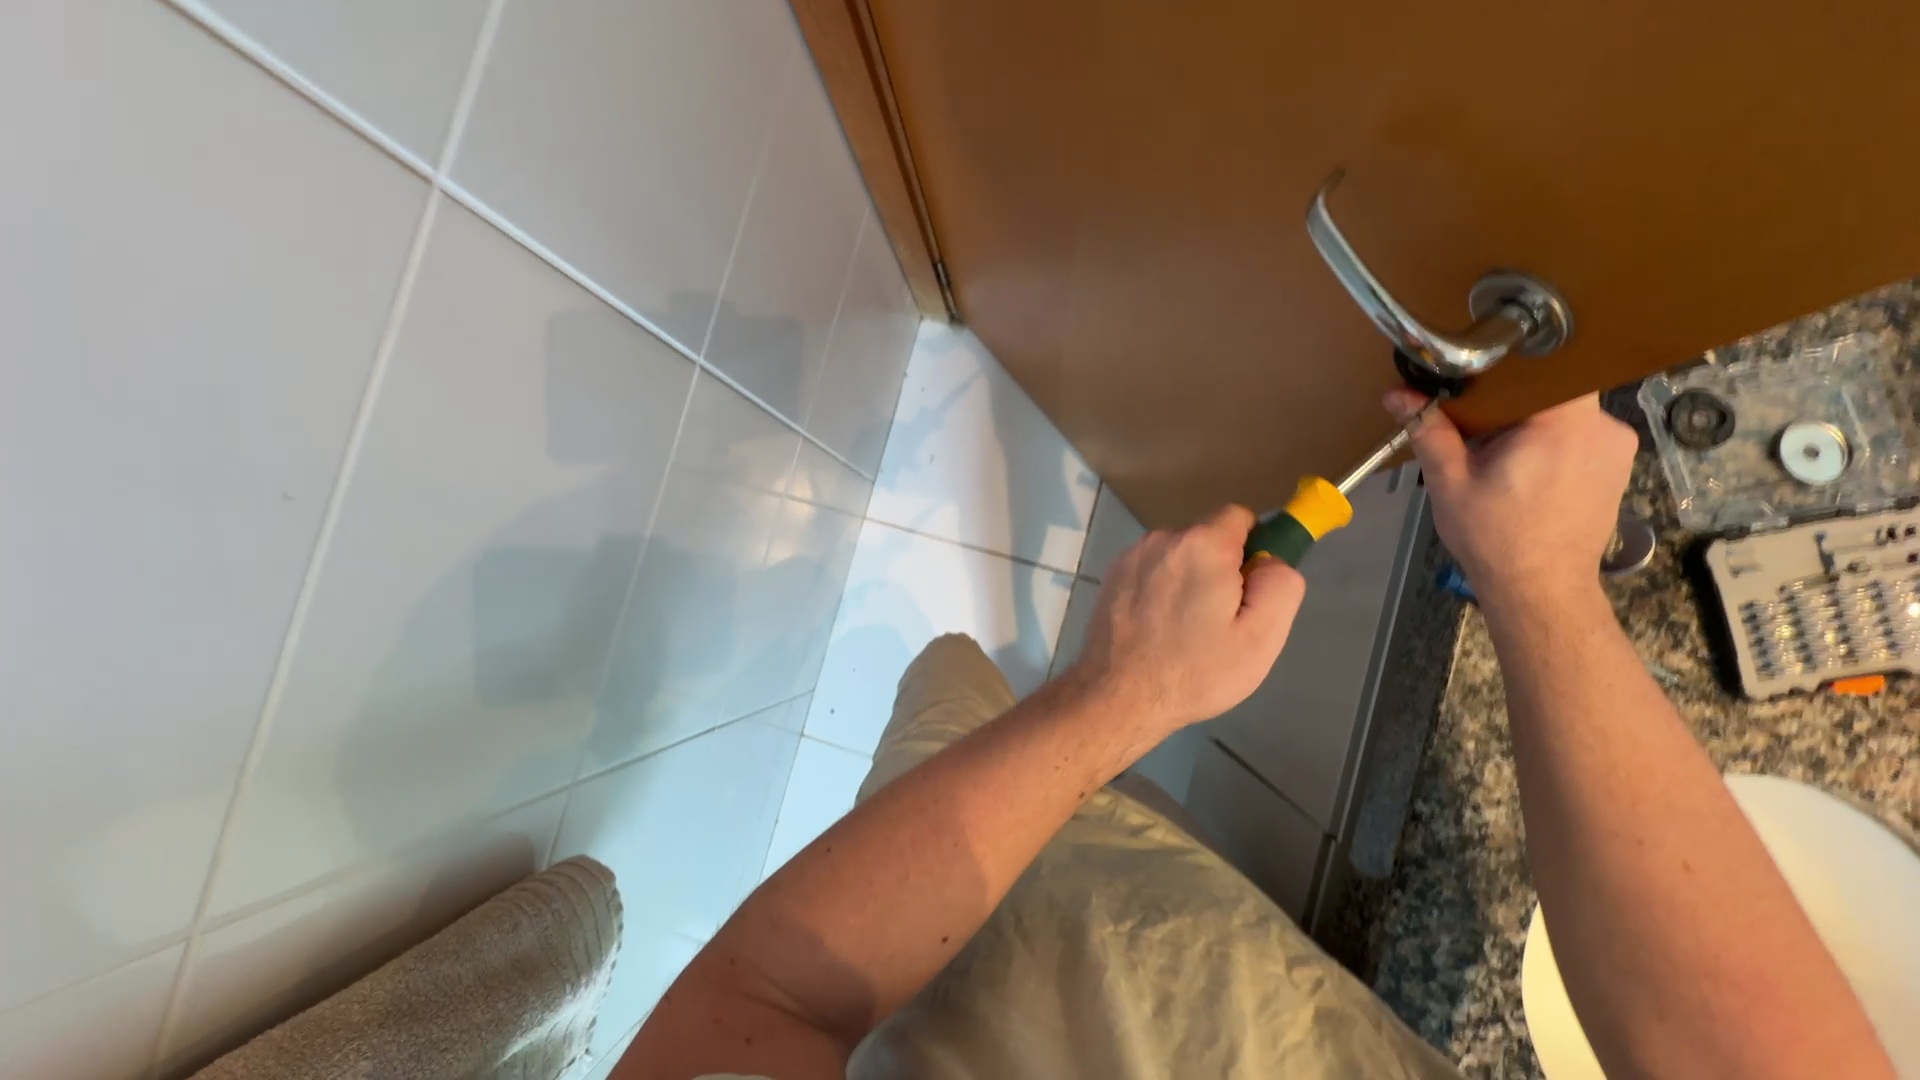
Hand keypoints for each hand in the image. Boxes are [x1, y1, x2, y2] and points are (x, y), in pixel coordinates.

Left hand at [1064, 505, 1304, 734]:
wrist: (1117, 697)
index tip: (1248, 591)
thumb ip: (1279, 585)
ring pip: (1177, 556)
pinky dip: (1160, 590)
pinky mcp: (1111, 577)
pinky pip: (1151, 571)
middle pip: (1206, 538)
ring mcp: (1130, 556)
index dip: (1252, 549)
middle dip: (1220, 569)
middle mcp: (1161, 538)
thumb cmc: (1194, 671)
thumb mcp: (1260, 637)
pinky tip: (1157, 629)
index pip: (1239, 517)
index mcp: (1201, 544)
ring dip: (1188, 580)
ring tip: (1185, 631)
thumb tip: (1269, 560)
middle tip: (1218, 622)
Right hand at [1386, 389, 1636, 602]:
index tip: (1477, 382)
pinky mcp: (1617, 468)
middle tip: (1477, 429)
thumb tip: (1398, 394)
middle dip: (1512, 405)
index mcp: (1564, 425)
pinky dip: (1551, 445)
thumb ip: (1428, 431)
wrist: (1540, 588)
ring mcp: (1618, 449)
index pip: (1546, 367)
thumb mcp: (1449, 482)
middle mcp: (1604, 429)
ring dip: (1532, 427)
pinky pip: (1580, 437)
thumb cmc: (1495, 537)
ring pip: (1566, 415)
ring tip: (1499, 457)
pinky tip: (1524, 473)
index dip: (1509, 370)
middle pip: (1554, 391)